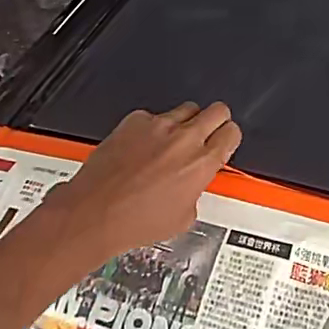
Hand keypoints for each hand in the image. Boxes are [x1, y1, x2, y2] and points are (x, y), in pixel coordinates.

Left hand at [37, 102, 240, 268]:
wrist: (96, 211)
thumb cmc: (133, 220)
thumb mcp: (182, 217)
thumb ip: (196, 191)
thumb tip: (192, 184)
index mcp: (201, 164)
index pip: (231, 133)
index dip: (229, 137)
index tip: (225, 140)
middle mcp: (183, 139)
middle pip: (217, 110)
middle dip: (216, 120)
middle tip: (209, 131)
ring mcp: (158, 125)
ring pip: (186, 108)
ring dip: (185, 123)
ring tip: (172, 142)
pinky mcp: (135, 120)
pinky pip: (153, 116)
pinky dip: (152, 128)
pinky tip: (142, 147)